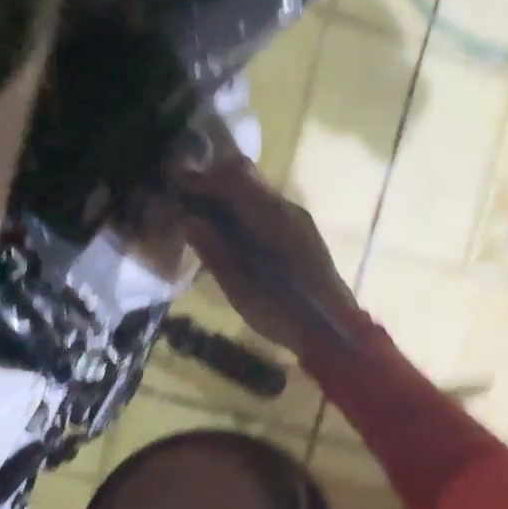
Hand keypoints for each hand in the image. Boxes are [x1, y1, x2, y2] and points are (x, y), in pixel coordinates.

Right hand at [177, 159, 358, 360]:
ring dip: (228, 196)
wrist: (332, 332)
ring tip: (201, 215)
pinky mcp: (301, 233)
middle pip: (246, 176)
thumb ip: (214, 252)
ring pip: (256, 191)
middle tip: (184, 197)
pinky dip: (242, 210)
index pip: (233, 178)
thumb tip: (189, 221)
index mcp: (272, 217)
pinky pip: (266, 208)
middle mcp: (287, 209)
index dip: (201, 177)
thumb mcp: (240, 288)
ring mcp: (297, 219)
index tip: (175, 182)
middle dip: (213, 181)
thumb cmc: (283, 312)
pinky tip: (228, 232)